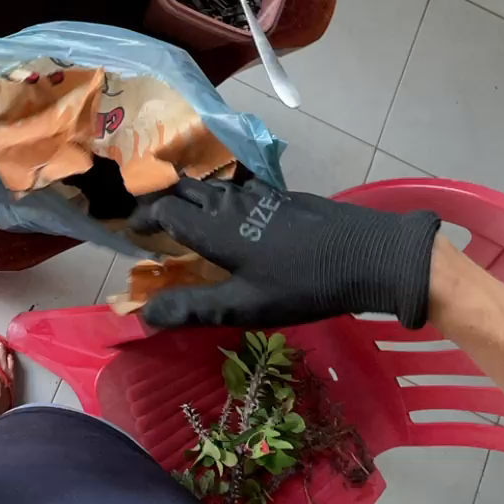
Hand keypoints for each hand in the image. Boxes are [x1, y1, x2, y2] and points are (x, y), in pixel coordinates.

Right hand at [127, 177, 441, 329]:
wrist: (371, 255)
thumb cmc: (303, 284)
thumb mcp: (245, 305)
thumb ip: (193, 307)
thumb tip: (145, 315)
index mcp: (213, 227)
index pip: (163, 210)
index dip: (143, 218)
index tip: (132, 232)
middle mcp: (228, 203)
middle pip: (182, 189)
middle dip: (160, 201)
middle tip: (151, 222)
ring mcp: (255, 195)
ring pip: (208, 188)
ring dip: (188, 198)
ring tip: (182, 218)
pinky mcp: (278, 196)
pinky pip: (234, 190)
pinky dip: (217, 199)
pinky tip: (230, 217)